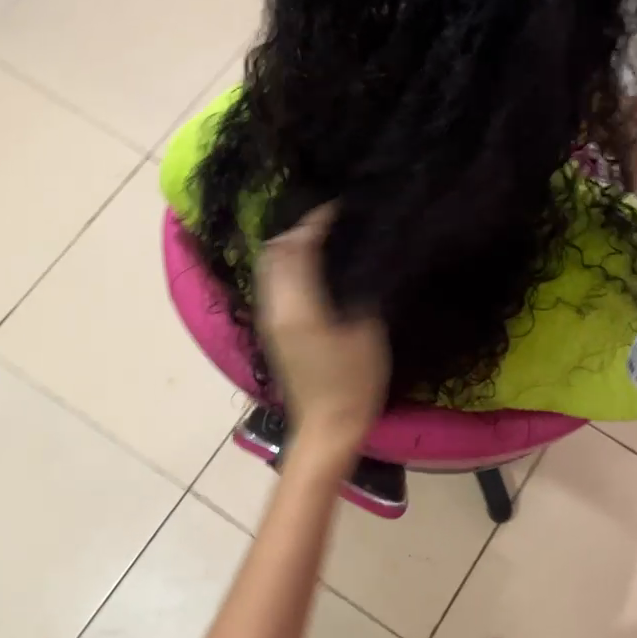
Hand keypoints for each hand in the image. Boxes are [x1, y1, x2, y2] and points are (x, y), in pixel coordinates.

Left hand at [254, 205, 389, 450]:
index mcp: (298, 305)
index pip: (298, 247)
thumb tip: (361, 261)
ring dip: (289, 248)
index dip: (316, 222)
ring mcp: (269, 320)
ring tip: (321, 241)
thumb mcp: (367, 331)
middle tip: (328, 223)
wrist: (327, 428)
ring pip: (269, 268)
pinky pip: (273, 285)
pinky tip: (314, 271)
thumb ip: (360, 289)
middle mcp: (274, 307)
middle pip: (274, 251)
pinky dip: (288, 268)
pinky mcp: (272, 332)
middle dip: (298, 230)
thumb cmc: (354, 384)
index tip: (338, 208)